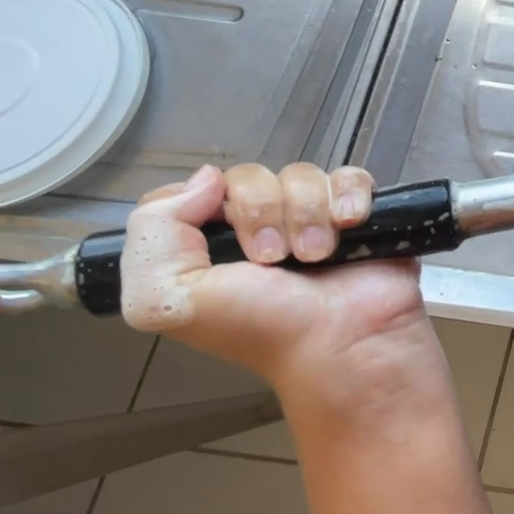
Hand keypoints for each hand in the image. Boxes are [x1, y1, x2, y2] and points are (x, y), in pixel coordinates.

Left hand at [120, 163, 435, 403]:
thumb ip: (152, 234)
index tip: (222, 237)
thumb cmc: (258, 328)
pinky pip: (352, 176)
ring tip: (318, 255)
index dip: (206, 201)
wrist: (340, 339)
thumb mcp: (165, 300)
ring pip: (303, 174)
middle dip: (264, 214)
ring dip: (310, 215)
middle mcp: (259, 224)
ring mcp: (312, 216)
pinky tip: (350, 224)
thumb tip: (208, 178)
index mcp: (206, 242)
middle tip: (274, 258)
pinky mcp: (360, 212)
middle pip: (250, 176)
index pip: (195, 187)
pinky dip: (351, 196)